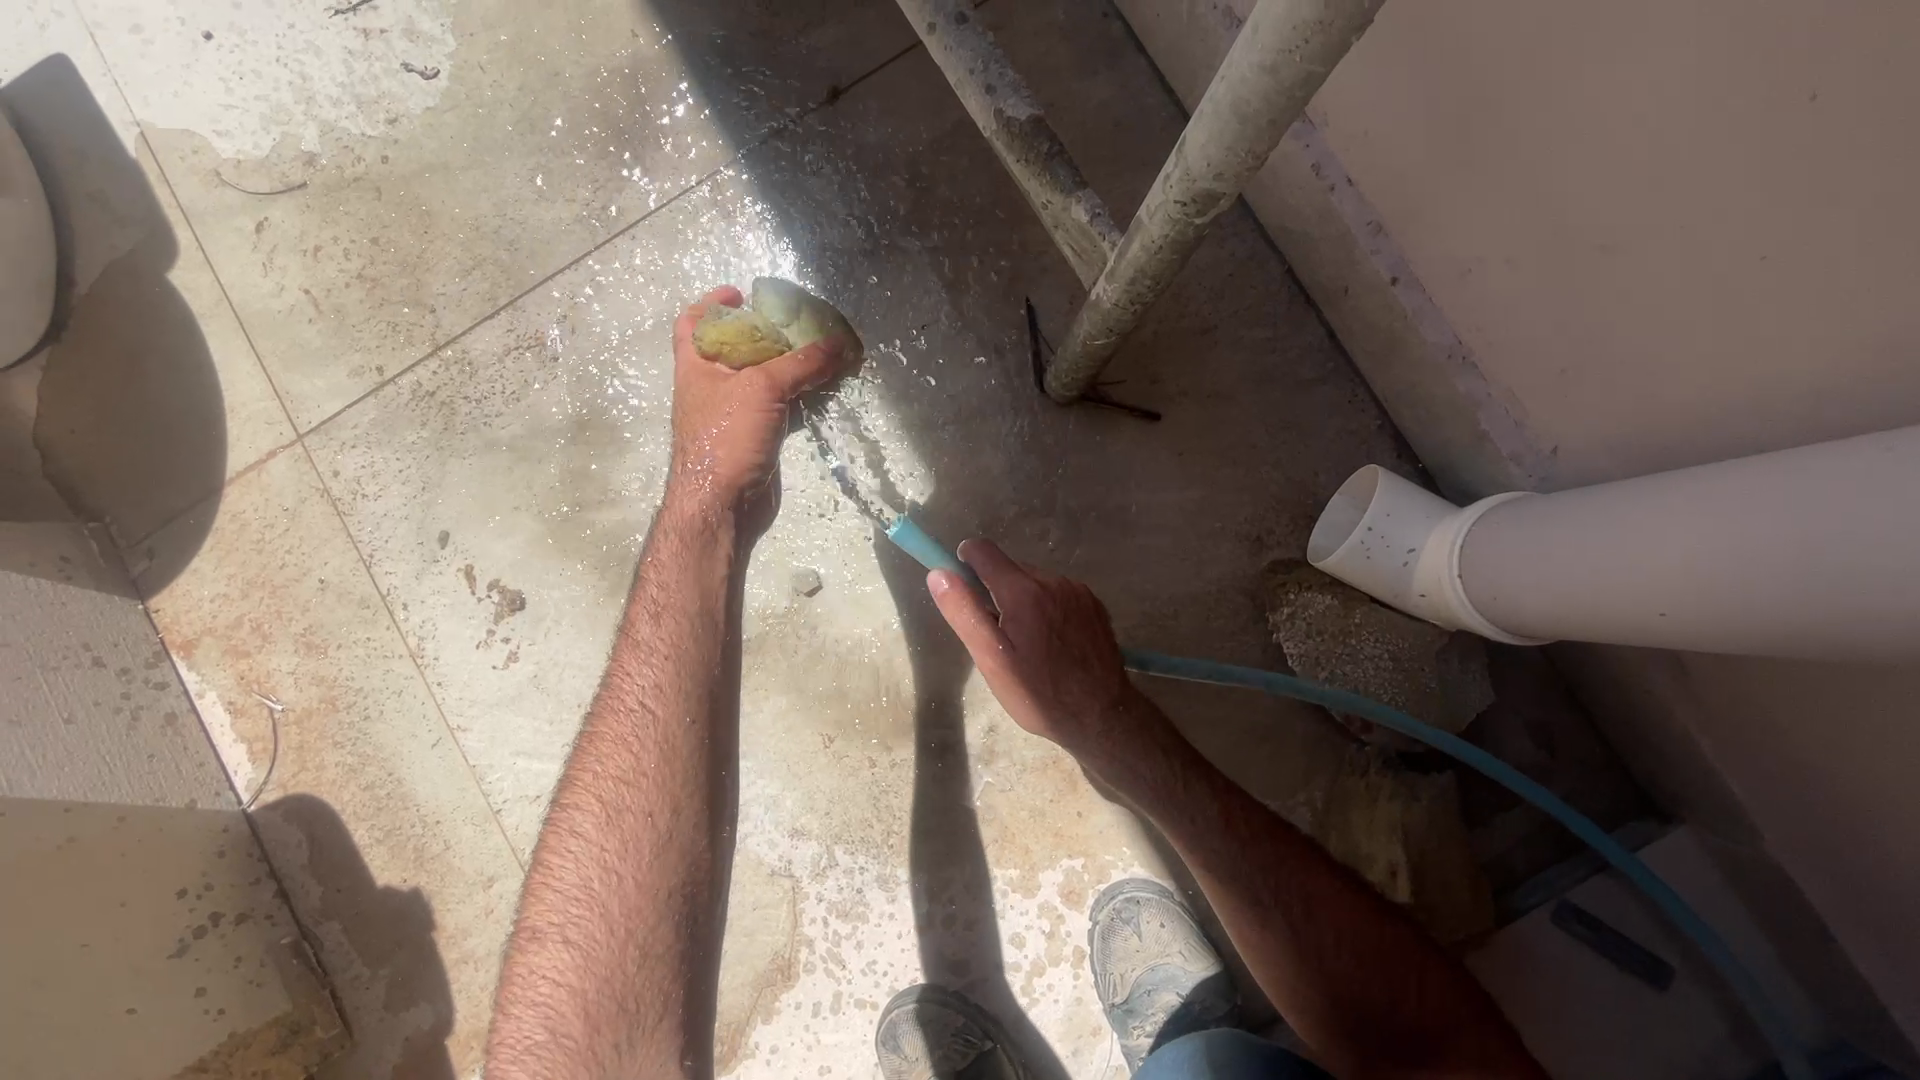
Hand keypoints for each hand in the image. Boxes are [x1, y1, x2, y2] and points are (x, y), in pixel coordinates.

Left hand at [667, 286, 847, 528]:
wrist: (722, 503)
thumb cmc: (725, 437)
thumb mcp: (761, 388)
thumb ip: (801, 363)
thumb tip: (838, 343)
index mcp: (696, 365)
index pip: (692, 323)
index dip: (711, 304)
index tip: (740, 293)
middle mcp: (712, 386)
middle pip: (736, 348)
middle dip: (764, 333)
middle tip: (796, 322)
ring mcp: (734, 414)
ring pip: (763, 380)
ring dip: (789, 366)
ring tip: (818, 350)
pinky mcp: (755, 437)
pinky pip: (779, 407)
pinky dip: (799, 396)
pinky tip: (821, 387)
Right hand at [927, 539, 1170, 764]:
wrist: (1101, 716)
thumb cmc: (1038, 694)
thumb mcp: (991, 659)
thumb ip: (964, 612)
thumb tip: (938, 573)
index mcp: (1023, 591)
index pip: (983, 550)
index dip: (965, 563)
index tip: (962, 590)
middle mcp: (1053, 581)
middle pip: (1010, 568)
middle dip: (996, 591)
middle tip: (997, 635)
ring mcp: (1077, 591)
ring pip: (1035, 581)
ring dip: (1023, 600)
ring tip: (1027, 644)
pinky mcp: (1094, 604)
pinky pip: (1058, 593)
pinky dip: (1047, 607)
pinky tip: (1052, 642)